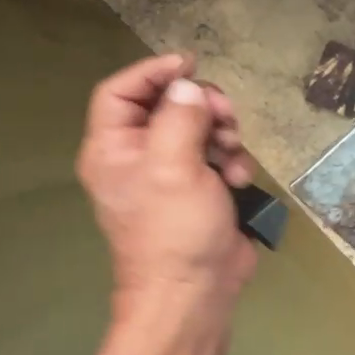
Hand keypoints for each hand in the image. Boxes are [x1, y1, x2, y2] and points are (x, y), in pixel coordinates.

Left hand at [76, 54, 257, 305]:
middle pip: (169, 104)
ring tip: (234, 155)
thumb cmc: (174, 229)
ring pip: (200, 126)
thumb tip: (187, 86)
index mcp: (114, 148)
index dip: (153, 72)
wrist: (195, 289)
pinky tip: (239, 178)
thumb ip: (180, 119)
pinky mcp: (200, 186)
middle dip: (203, 106)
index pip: (120, 92)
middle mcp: (138, 155)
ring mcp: (170, 172)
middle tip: (226, 117)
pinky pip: (218, 154)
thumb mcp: (174, 167)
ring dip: (225, 134)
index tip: (192, 65)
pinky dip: (233, 160)